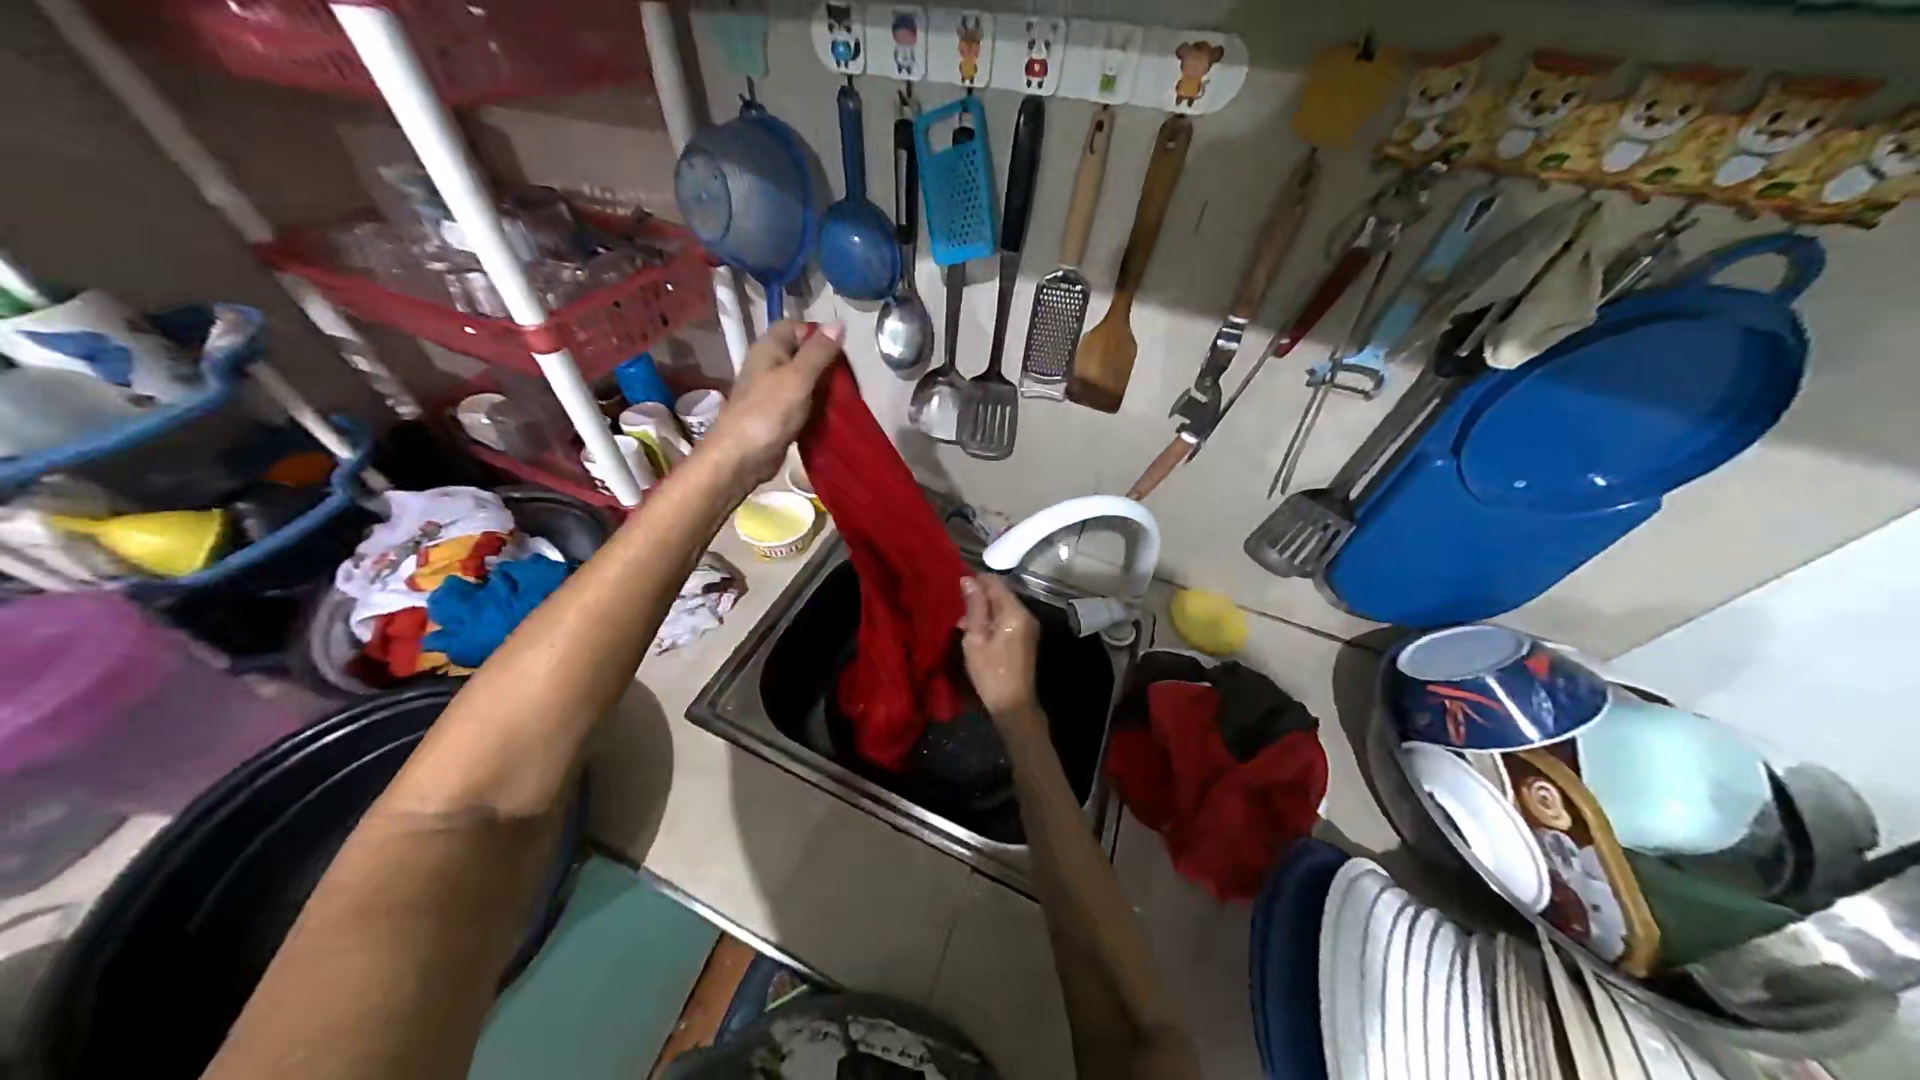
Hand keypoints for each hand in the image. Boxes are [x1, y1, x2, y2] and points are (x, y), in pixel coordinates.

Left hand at [703, 320, 843, 483]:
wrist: (741, 457)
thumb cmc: (768, 412)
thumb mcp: (798, 377)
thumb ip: (819, 352)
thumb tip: (839, 323)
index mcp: (769, 348)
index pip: (795, 327)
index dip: (817, 334)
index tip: (839, 352)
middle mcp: (768, 365)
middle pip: (801, 354)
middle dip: (825, 363)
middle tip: (848, 378)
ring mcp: (772, 392)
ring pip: (803, 380)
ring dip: (823, 387)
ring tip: (845, 396)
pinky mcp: (777, 415)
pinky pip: (801, 403)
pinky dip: (815, 406)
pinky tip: (831, 414)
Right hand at [959, 574, 1040, 721]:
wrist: (1014, 704)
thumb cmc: (990, 672)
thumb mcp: (976, 638)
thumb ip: (974, 607)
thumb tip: (968, 580)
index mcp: (1014, 612)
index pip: (995, 582)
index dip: (976, 581)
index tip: (956, 589)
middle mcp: (1026, 613)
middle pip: (1001, 593)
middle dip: (979, 597)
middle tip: (957, 611)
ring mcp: (1029, 625)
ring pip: (1003, 605)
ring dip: (984, 610)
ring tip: (963, 623)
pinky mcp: (1027, 636)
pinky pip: (1008, 618)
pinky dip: (992, 620)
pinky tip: (978, 632)